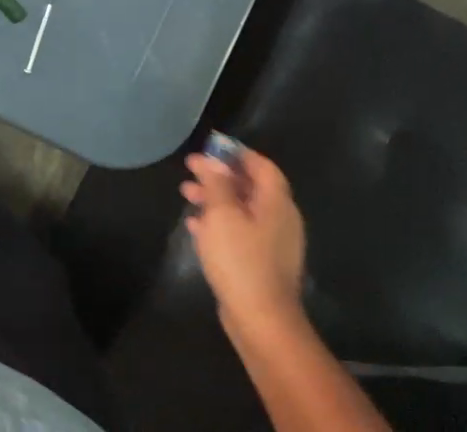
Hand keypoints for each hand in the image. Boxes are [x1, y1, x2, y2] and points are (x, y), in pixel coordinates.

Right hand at [181, 146, 305, 336]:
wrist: (261, 318)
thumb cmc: (240, 259)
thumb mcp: (222, 214)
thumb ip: (217, 184)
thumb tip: (213, 161)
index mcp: (276, 204)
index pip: (262, 166)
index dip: (237, 154)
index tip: (210, 148)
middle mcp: (280, 219)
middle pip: (252, 187)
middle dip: (221, 176)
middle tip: (190, 170)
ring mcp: (273, 243)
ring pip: (243, 209)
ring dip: (216, 198)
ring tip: (186, 194)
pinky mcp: (263, 262)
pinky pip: (241, 231)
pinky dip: (220, 222)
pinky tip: (196, 225)